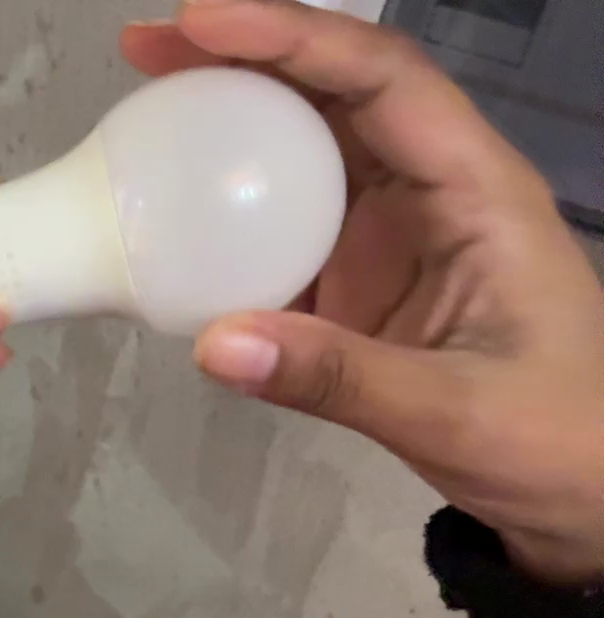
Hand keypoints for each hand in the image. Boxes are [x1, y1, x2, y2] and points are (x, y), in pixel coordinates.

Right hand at [123, 0, 603, 584]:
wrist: (575, 488)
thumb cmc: (552, 437)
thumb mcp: (452, 409)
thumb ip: (335, 377)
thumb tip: (210, 343)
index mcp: (470, 195)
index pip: (379, 86)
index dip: (293, 42)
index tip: (200, 24)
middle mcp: (419, 197)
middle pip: (328, 97)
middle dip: (241, 58)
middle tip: (146, 49)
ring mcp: (371, 241)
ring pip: (292, 154)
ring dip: (221, 120)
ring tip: (140, 110)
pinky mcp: (333, 284)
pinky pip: (265, 225)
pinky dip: (210, 205)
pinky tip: (162, 209)